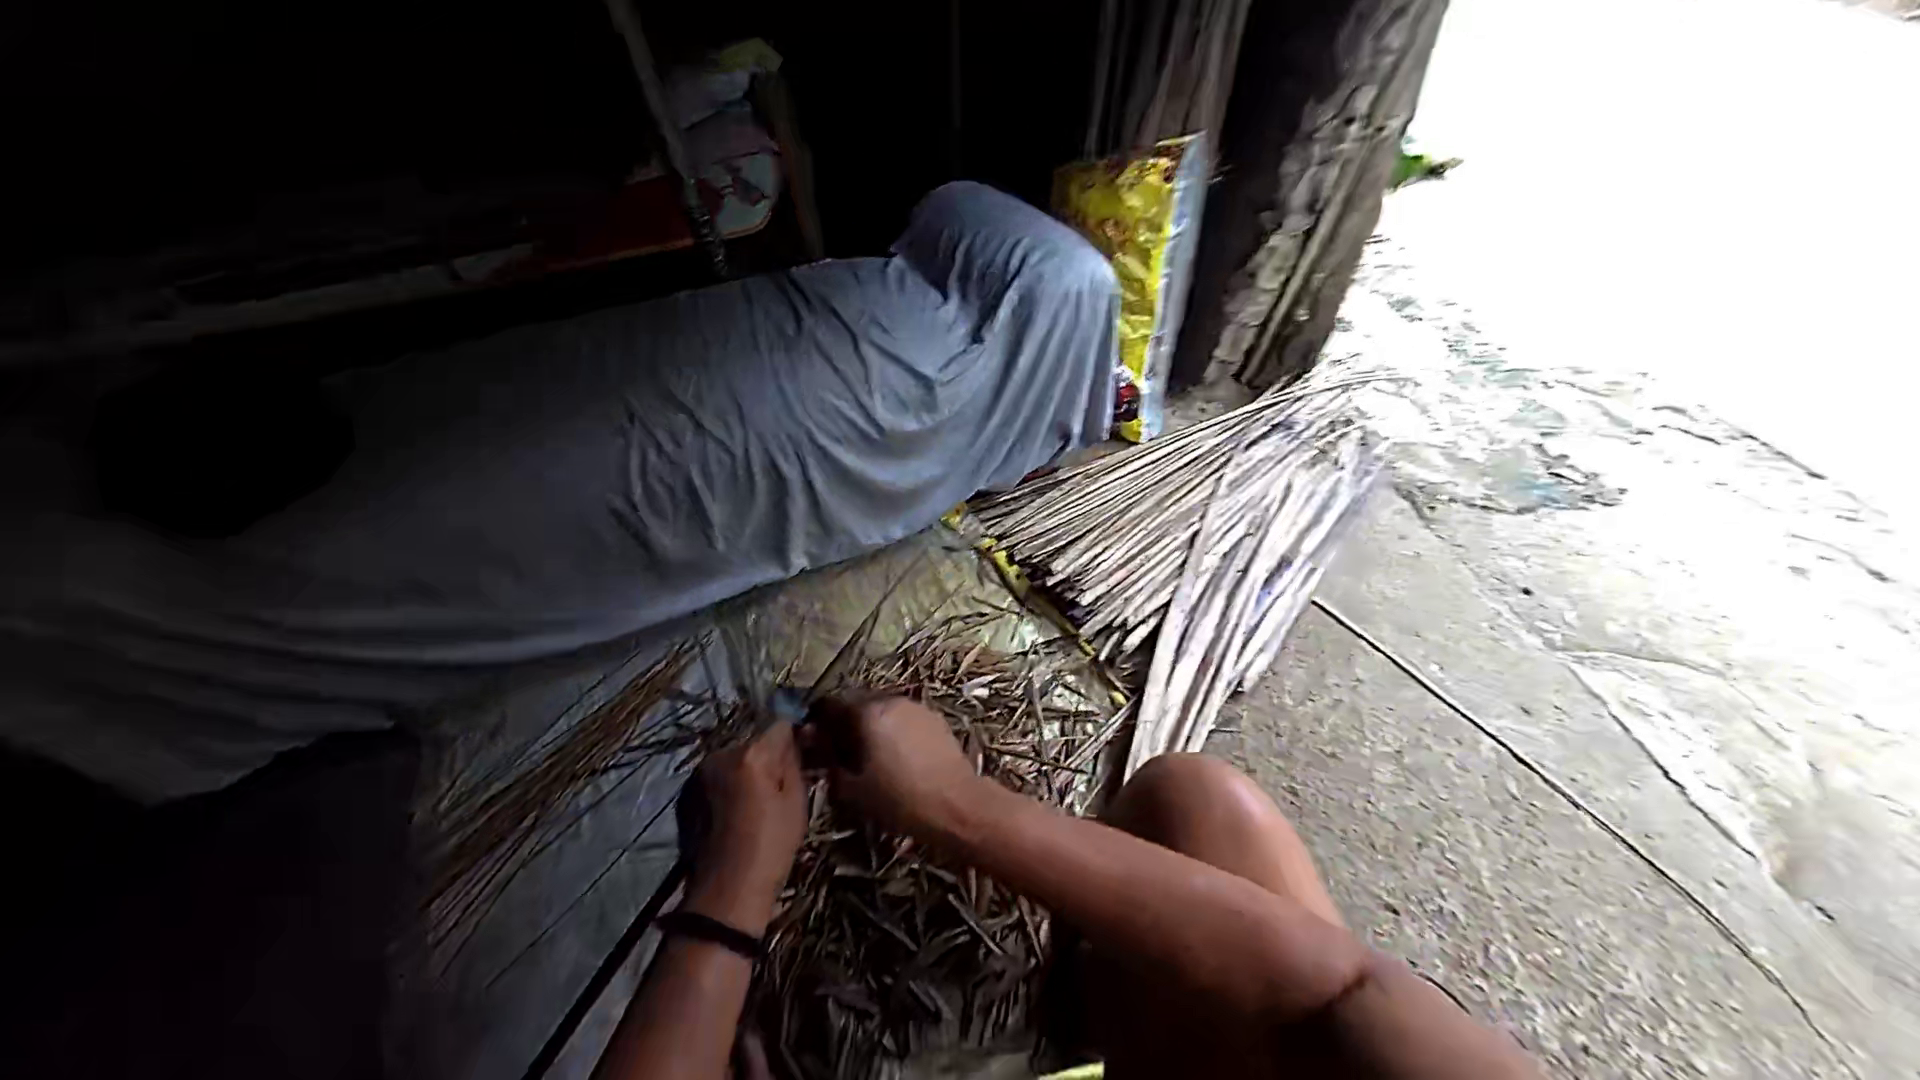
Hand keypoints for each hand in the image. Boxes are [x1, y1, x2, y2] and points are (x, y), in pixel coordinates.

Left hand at [683, 722, 807, 934]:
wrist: (725, 893)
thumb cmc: (771, 846)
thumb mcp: (796, 801)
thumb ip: (794, 762)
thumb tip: (798, 737)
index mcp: (751, 754)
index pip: (781, 725)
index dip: (796, 738)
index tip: (805, 755)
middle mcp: (721, 754)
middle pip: (755, 743)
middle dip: (769, 757)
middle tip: (781, 786)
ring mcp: (700, 773)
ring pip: (736, 760)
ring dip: (748, 771)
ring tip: (757, 802)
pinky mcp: (687, 792)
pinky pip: (718, 777)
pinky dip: (730, 786)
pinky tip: (737, 813)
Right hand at [804, 696, 982, 834]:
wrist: (957, 804)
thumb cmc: (900, 799)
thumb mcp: (853, 789)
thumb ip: (828, 760)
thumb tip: (813, 741)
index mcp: (868, 712)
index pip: (831, 705)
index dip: (819, 722)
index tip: (815, 740)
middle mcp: (892, 700)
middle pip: (858, 703)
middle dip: (846, 723)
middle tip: (841, 752)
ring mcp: (916, 707)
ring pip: (883, 710)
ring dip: (871, 725)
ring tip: (870, 755)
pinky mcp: (935, 718)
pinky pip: (904, 718)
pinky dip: (894, 730)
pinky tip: (896, 755)